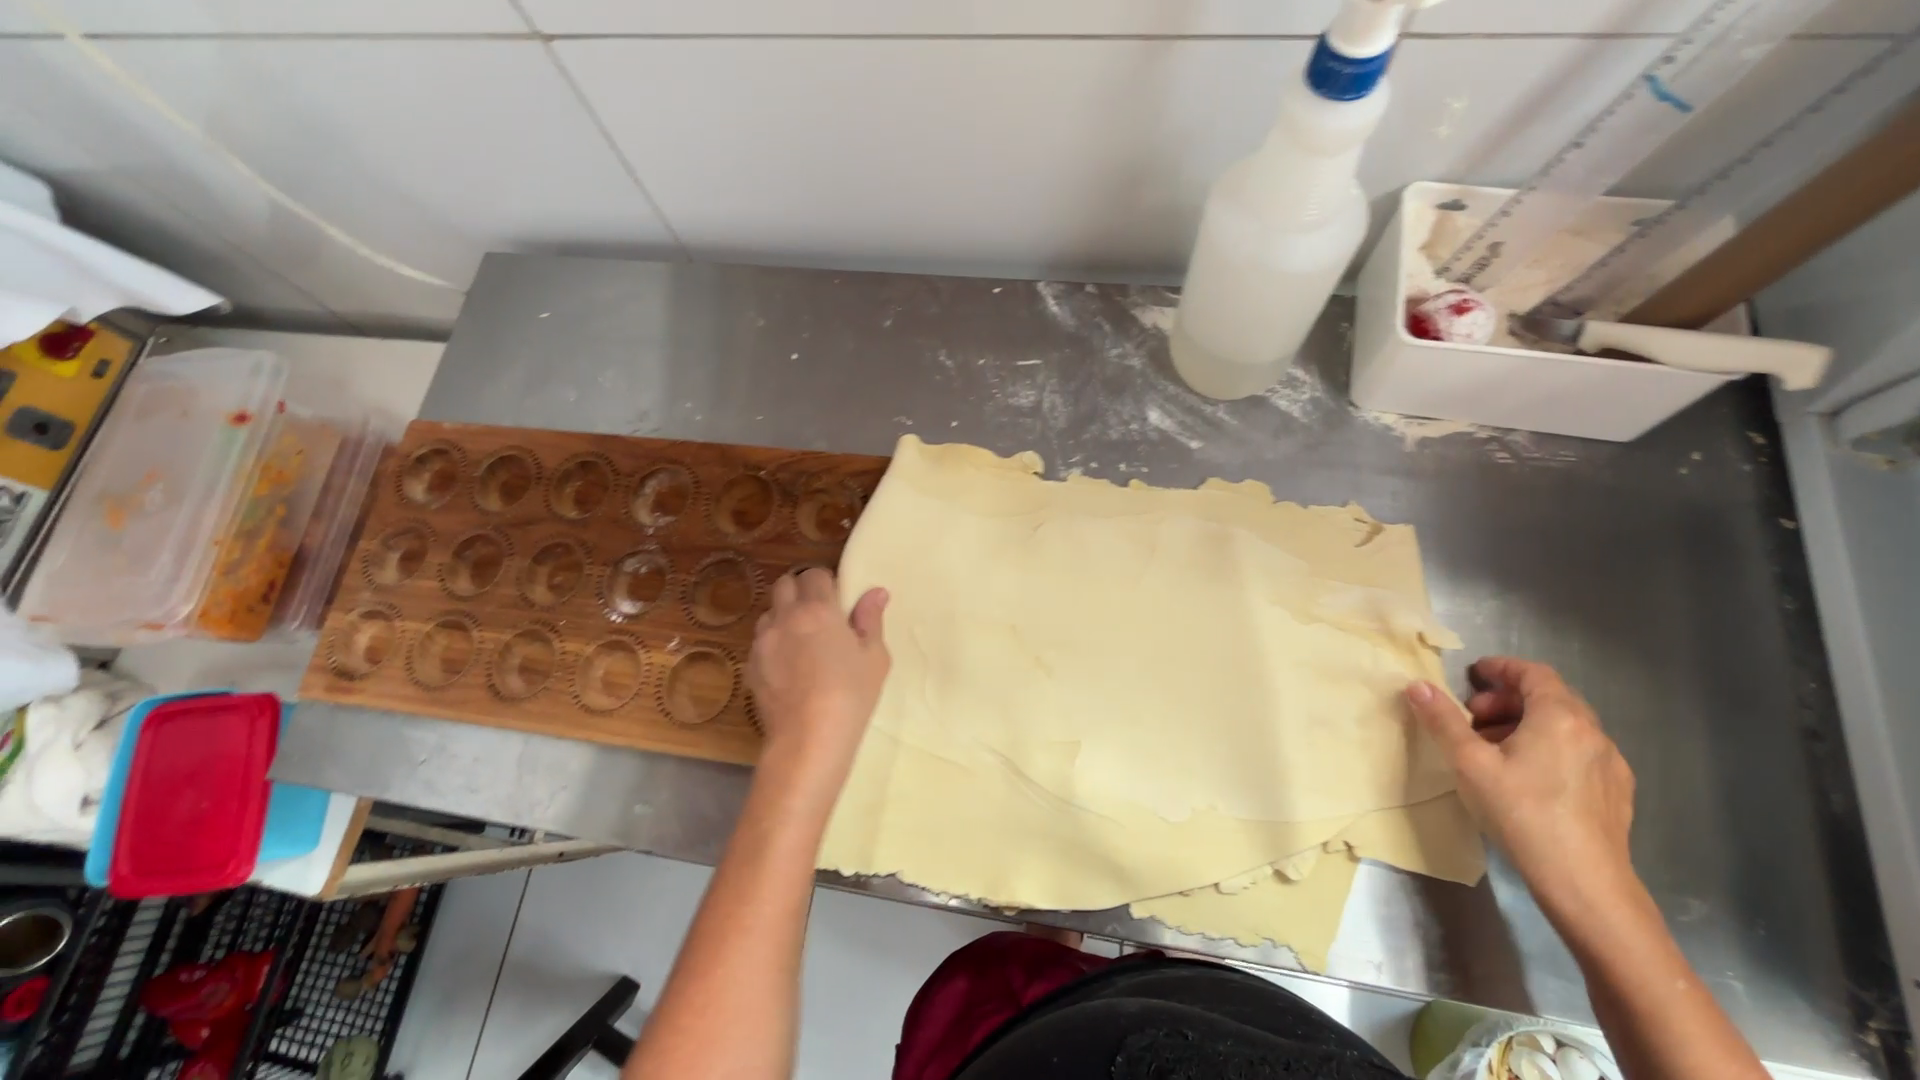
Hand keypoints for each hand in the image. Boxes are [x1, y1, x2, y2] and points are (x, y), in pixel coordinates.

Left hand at [747, 569, 889, 781]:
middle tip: (820, 615)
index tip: (838, 601)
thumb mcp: (874, 658)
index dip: (827, 583)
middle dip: (800, 591)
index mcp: (817, 609)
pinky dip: (773, 644)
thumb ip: (870, 620)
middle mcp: (784, 618)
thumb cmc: (850, 695)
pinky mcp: (750, 666)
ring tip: (802, 641)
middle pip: (784, 584)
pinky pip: (760, 642)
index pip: (814, 574)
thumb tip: (876, 593)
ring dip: (784, 616)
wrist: (808, 739)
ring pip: (769, 613)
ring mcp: (762, 642)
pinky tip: (789, 668)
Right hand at [1405, 657, 1636, 906]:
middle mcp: (1593, 732)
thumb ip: (1443, 721)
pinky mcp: (1617, 792)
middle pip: (1550, 698)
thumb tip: (1418, 685)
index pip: (1534, 673)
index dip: (1502, 669)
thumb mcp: (1469, 764)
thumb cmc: (1521, 814)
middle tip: (1474, 719)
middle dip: (1508, 700)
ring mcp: (1610, 763)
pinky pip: (1579, 753)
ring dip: (1527, 726)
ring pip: (1565, 728)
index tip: (1474, 674)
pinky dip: (1550, 749)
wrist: (1585, 882)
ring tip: (1495, 751)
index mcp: (1559, 716)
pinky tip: (1529, 780)